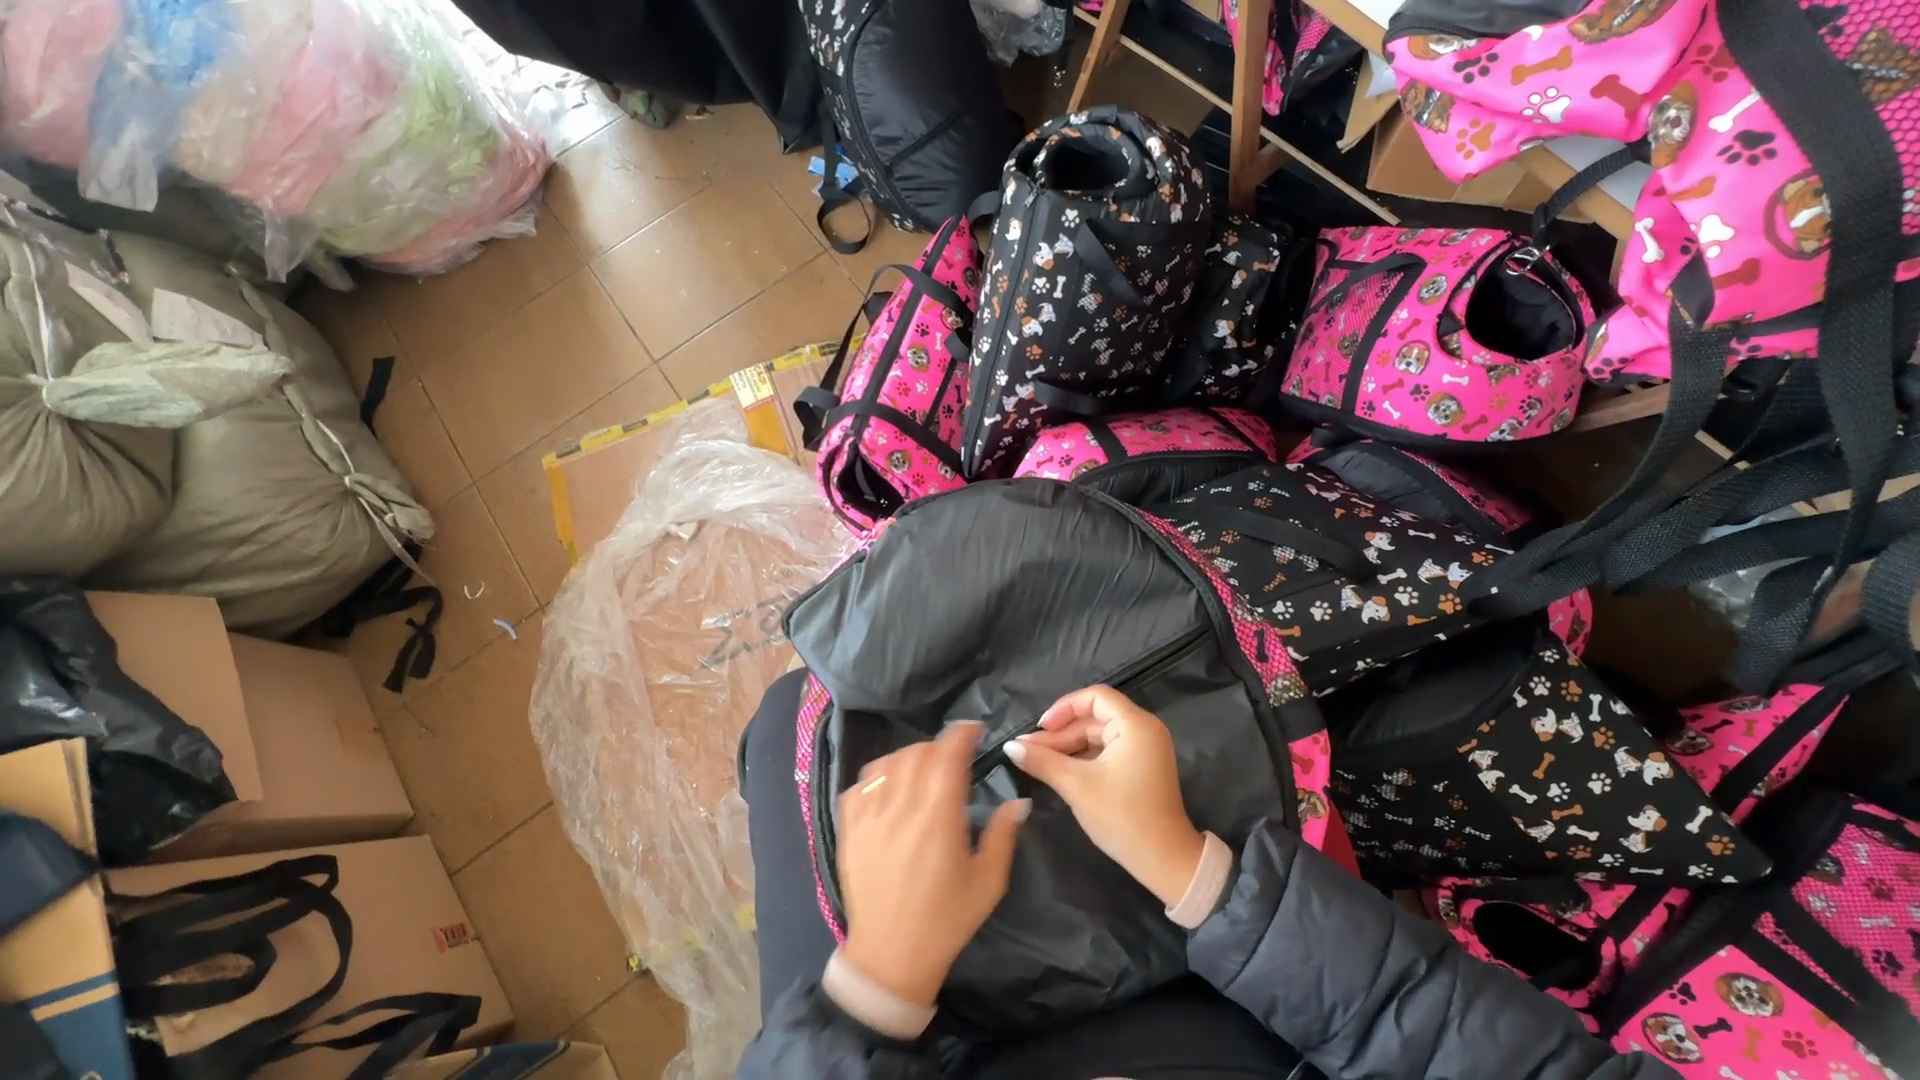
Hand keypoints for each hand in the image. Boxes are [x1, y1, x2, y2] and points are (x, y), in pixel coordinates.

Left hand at [837, 721, 1028, 1007]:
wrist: (891, 955)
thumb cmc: (946, 920)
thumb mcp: (988, 882)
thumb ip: (1003, 835)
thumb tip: (1018, 802)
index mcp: (938, 817)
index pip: (947, 754)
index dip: (961, 734)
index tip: (973, 730)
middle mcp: (901, 807)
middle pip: (918, 753)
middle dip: (938, 746)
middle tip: (953, 758)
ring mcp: (869, 815)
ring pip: (887, 763)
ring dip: (908, 757)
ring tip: (922, 769)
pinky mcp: (848, 828)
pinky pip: (859, 784)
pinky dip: (877, 776)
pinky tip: (890, 788)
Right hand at [1004, 685, 1204, 906]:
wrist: (1163, 860)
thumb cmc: (1122, 817)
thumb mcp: (1076, 786)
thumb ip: (1042, 761)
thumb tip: (1009, 746)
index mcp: (1136, 725)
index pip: (1095, 697)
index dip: (1064, 707)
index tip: (1041, 729)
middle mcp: (1144, 729)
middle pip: (1094, 717)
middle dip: (1060, 733)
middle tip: (1027, 750)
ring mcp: (1145, 749)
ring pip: (1098, 735)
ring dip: (1068, 746)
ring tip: (1036, 760)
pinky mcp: (1141, 767)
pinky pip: (1107, 750)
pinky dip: (1083, 757)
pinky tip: (1058, 769)